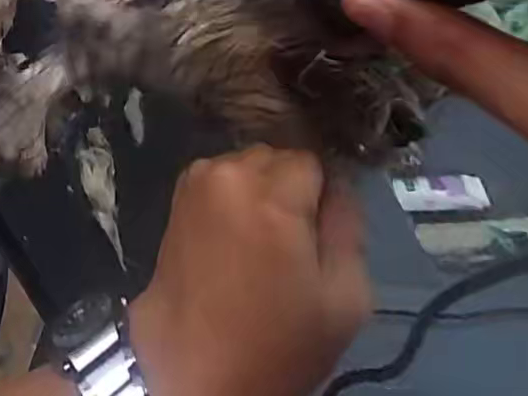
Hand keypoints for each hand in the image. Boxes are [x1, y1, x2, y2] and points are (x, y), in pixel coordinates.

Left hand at [129, 148, 368, 395]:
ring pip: (249, 162)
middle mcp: (231, 172)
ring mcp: (199, 178)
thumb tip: (339, 184)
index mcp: (273, 195)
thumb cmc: (277, 342)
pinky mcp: (179, 191)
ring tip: (257, 240)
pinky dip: (232, 193)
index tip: (318, 228)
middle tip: (289, 239)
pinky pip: (221, 174)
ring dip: (259, 188)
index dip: (322, 192)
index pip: (313, 159)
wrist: (198, 370)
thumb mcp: (344, 298)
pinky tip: (231, 234)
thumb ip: (349, 226)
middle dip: (290, 187)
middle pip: (278, 157)